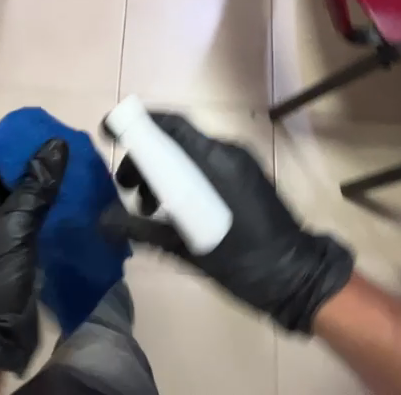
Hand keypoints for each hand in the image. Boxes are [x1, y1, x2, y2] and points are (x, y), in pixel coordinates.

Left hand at [0, 139, 67, 373]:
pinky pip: (38, 212)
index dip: (22, 139)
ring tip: (83, 168)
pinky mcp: (20, 242)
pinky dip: (56, 203)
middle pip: (15, 170)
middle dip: (42, 158)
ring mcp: (3, 225)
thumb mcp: (16, 226)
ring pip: (29, 191)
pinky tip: (80, 197)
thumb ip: (36, 185)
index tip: (53, 128)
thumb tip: (57, 144)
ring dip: (52, 181)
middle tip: (76, 148)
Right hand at [100, 112, 352, 333]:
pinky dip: (184, 179)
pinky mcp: (247, 175)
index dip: (138, 122)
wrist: (298, 279)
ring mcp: (240, 162)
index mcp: (214, 162)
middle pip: (176, 139)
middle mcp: (228, 152)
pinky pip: (207, 165)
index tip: (110, 129)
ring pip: (190, 153)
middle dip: (145, 157)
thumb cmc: (243, 264)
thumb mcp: (187, 249)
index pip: (171, 125)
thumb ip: (142, 229)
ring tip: (148, 208)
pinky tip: (175, 209)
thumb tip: (101, 222)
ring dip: (164, 172)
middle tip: (125, 187)